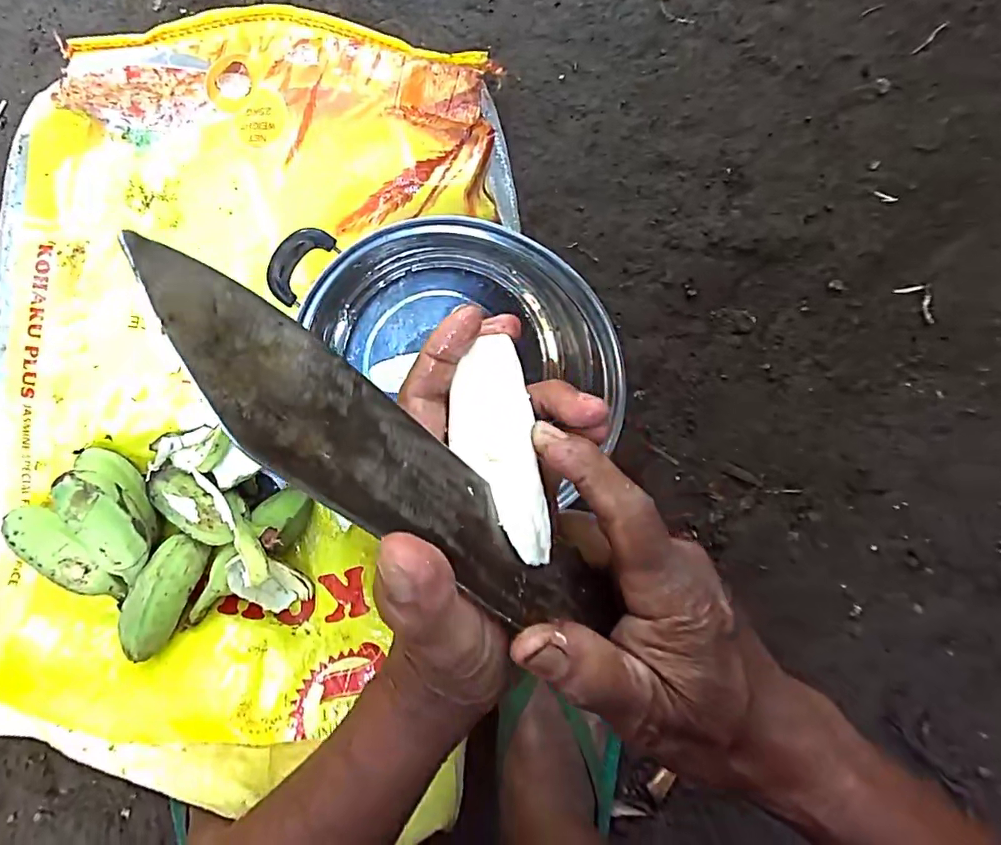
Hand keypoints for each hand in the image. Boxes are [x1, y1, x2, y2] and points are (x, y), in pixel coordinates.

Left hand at [379, 305, 613, 712]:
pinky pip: (544, 455)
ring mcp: (487, 486)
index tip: (470, 321)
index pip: (419, 406)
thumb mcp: (432, 632)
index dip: (440, 360)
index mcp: (418, 488)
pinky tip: (597, 438)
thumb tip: (404, 552)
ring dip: (551, 406)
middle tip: (534, 349)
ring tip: (594, 414)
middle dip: (503, 370)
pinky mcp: (522, 504)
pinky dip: (571, 439)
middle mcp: (449, 475)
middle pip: (472, 403)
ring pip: (513, 423)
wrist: (475, 679)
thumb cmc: (442, 650)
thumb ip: (418, 601)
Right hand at [510, 426, 797, 795]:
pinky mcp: (649, 559)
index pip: (629, 511)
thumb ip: (587, 673)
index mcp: (674, 587)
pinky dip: (563, 538)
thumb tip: (526, 641)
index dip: (585, 468)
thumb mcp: (644, 712)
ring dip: (549, 521)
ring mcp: (662, 554)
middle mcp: (671, 556)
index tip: (544, 437)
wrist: (761, 731)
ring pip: (594, 522)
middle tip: (487, 484)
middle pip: (599, 508)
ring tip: (496, 521)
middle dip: (544, 490)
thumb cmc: (710, 723)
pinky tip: (532, 551)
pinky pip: (599, 534)